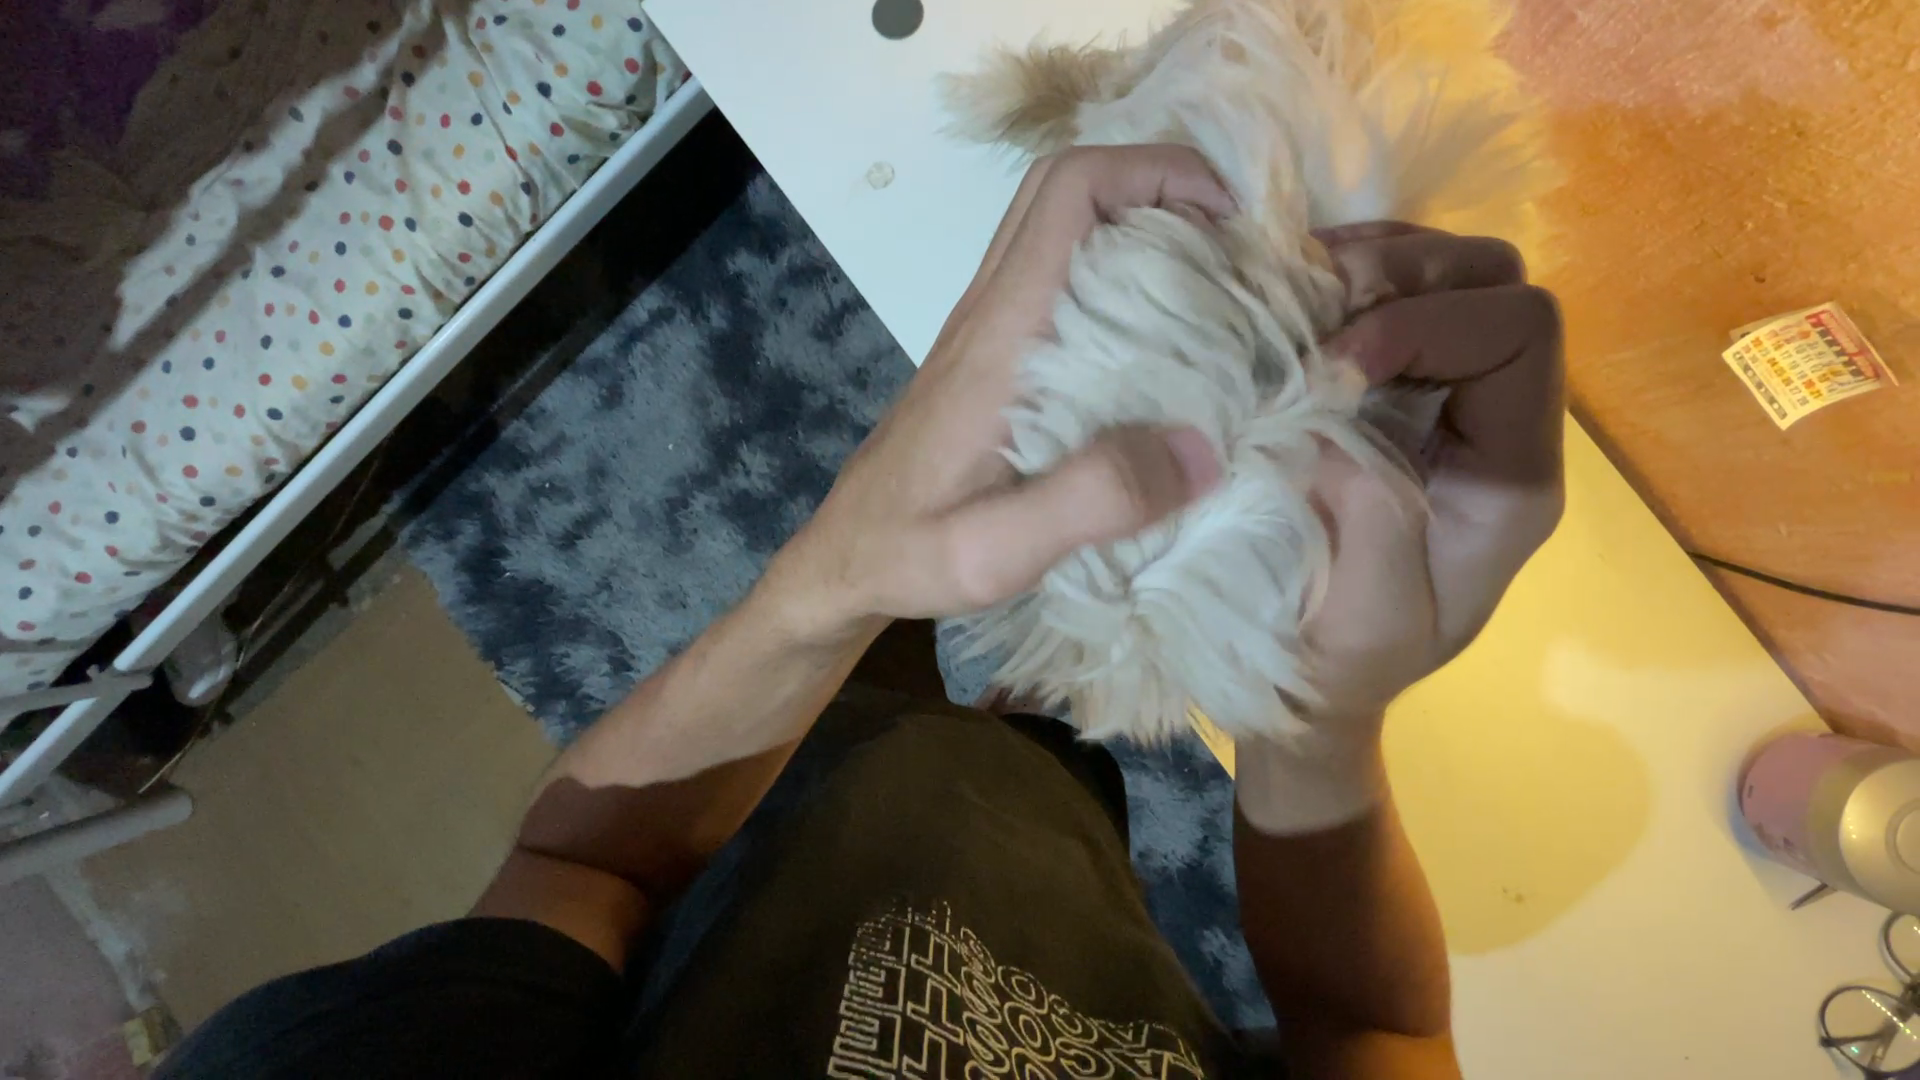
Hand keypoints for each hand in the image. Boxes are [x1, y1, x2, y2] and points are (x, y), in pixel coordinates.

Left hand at [765, 146, 1233, 638]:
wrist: (847, 558)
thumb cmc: (909, 552)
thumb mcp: (995, 549)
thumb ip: (1090, 501)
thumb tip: (1202, 450)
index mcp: (996, 338)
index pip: (1066, 196)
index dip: (1152, 173)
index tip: (1227, 218)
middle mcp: (987, 317)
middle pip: (1059, 192)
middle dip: (1150, 187)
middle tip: (1223, 244)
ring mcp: (982, 336)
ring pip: (1055, 234)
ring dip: (1131, 230)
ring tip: (1205, 287)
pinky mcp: (985, 365)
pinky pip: (1052, 286)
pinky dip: (1109, 281)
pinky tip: (1153, 347)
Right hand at [1240, 223, 1565, 832]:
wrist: (1315, 678)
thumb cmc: (1346, 662)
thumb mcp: (1370, 618)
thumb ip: (1372, 520)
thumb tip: (1326, 419)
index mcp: (1509, 473)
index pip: (1518, 336)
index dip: (1425, 324)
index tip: (1329, 366)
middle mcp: (1483, 419)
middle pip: (1493, 281)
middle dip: (1404, 269)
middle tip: (1310, 298)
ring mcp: (1426, 400)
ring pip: (1439, 274)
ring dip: (1364, 262)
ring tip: (1287, 288)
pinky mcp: (1371, 398)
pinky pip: (1373, 303)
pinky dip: (1327, 284)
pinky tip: (1279, 302)